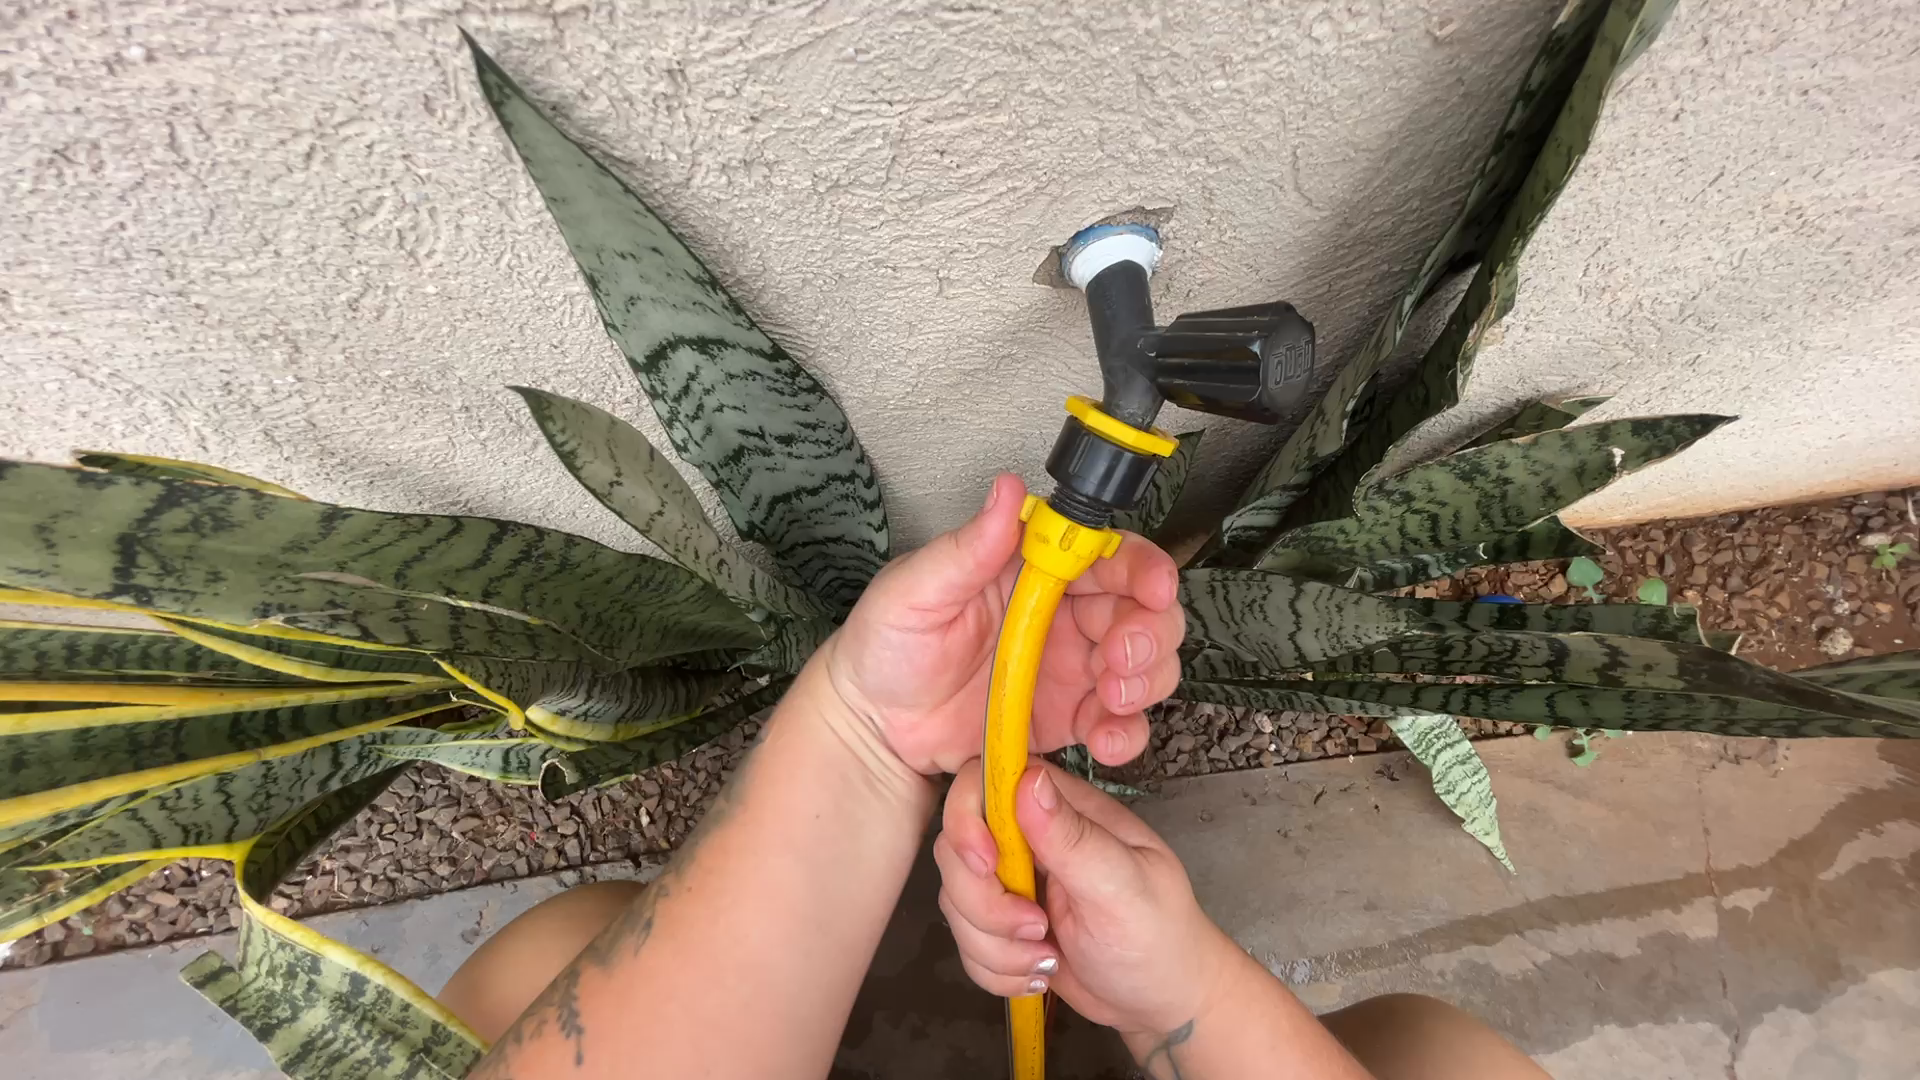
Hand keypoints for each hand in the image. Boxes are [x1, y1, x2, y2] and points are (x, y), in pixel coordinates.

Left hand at [821, 473, 1184, 776]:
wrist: (874, 719)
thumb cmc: (888, 643)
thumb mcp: (916, 589)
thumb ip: (966, 547)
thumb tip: (1006, 492)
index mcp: (1032, 570)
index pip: (1105, 555)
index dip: (1141, 567)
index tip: (1151, 587)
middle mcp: (1061, 614)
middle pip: (1140, 610)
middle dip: (1149, 631)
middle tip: (1120, 655)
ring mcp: (1069, 667)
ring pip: (1143, 664)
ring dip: (1146, 679)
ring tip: (1111, 697)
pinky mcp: (1067, 715)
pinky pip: (1116, 722)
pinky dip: (1126, 732)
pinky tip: (1104, 737)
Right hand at [932, 758, 1241, 1036]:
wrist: (1161, 1002)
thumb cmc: (1157, 937)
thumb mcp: (1122, 887)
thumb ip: (1073, 836)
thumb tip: (1029, 779)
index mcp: (1062, 806)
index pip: (986, 779)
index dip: (967, 817)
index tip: (988, 865)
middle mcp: (1027, 833)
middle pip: (956, 845)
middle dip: (984, 902)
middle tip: (1037, 930)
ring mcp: (1011, 877)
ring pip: (955, 896)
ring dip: (993, 944)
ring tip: (1046, 960)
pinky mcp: (1000, 920)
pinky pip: (964, 938)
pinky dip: (994, 967)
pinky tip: (1038, 974)